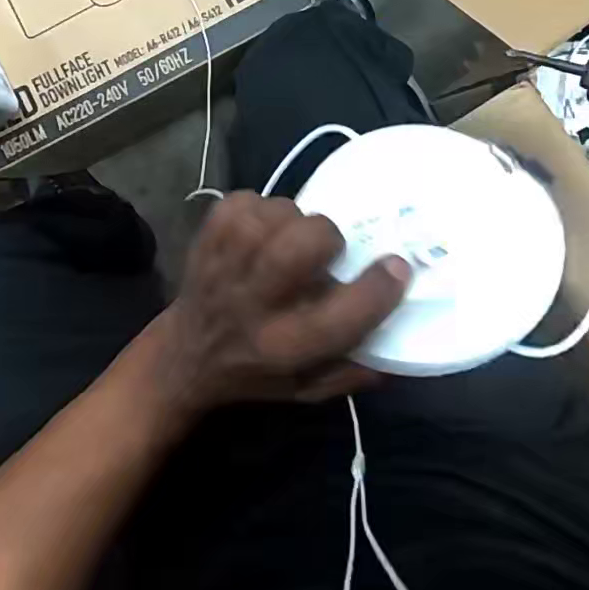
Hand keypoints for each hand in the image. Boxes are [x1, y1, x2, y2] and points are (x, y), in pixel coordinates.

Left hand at [145, 192, 409, 414]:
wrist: (184, 356)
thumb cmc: (257, 372)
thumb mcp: (308, 389)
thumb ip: (356, 368)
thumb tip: (404, 330)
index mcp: (284, 348)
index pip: (342, 316)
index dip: (378, 287)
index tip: (396, 266)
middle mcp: (253, 304)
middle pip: (297, 250)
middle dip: (327, 236)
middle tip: (330, 247)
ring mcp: (224, 266)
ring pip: (272, 215)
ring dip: (294, 219)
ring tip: (291, 236)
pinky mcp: (206, 238)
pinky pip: (244, 200)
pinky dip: (261, 206)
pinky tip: (263, 227)